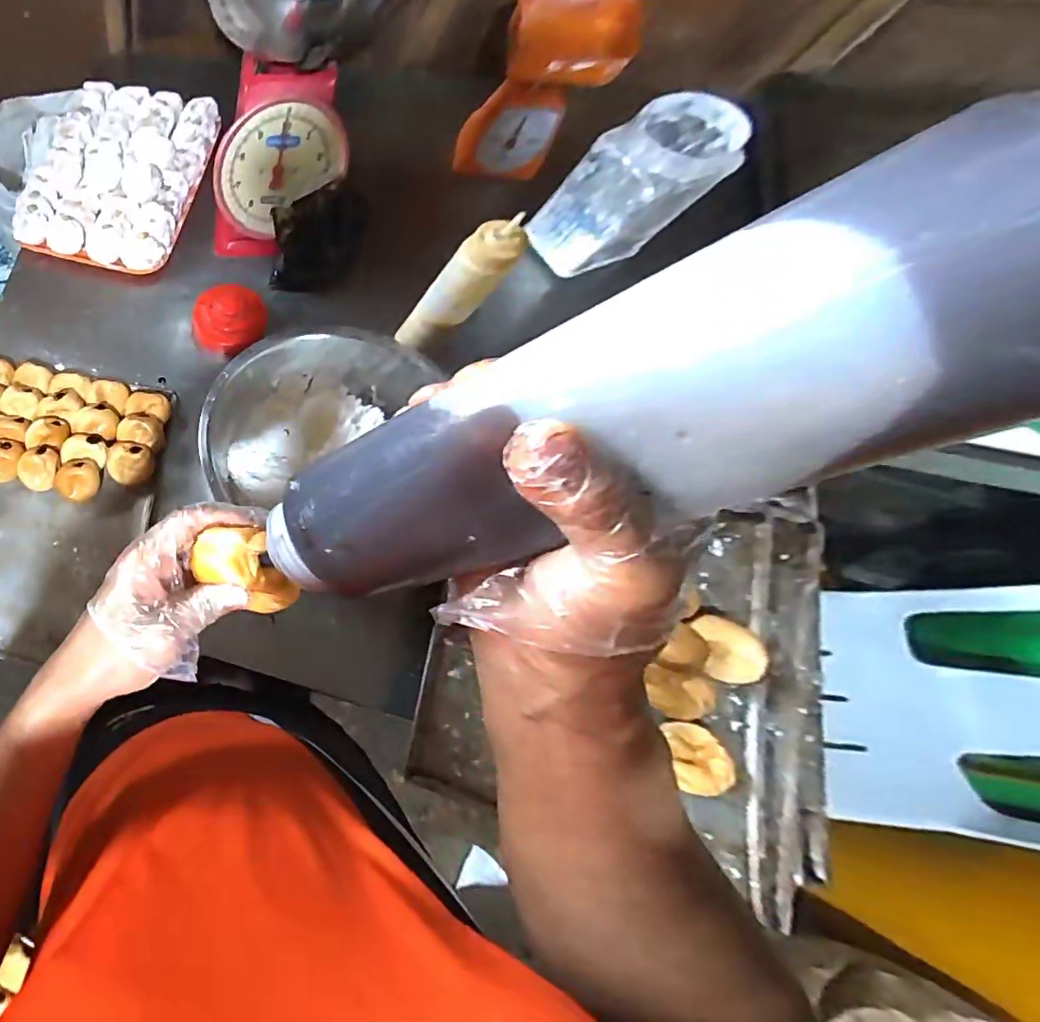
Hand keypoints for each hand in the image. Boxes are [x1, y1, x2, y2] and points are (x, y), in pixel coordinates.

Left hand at [55, 501, 252, 682]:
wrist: (84, 676)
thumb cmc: (118, 650)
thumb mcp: (168, 629)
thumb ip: (206, 605)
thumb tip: (244, 591)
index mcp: (146, 556)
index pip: (187, 520)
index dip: (222, 515)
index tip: (254, 522)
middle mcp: (148, 559)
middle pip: (193, 534)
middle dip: (228, 535)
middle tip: (263, 544)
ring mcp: (151, 577)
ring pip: (193, 556)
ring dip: (223, 558)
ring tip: (257, 563)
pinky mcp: (155, 595)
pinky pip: (188, 577)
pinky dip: (212, 579)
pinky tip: (234, 587)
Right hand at [410, 365, 693, 696]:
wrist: (535, 679)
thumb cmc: (595, 627)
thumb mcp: (618, 567)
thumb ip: (591, 504)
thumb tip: (536, 435)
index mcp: (632, 476)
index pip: (607, 403)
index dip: (572, 373)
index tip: (530, 361)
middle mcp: (577, 474)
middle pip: (536, 411)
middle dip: (498, 389)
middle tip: (462, 388)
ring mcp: (520, 493)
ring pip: (489, 437)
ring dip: (457, 415)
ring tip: (426, 405)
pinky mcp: (475, 513)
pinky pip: (454, 471)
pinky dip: (432, 450)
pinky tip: (408, 436)